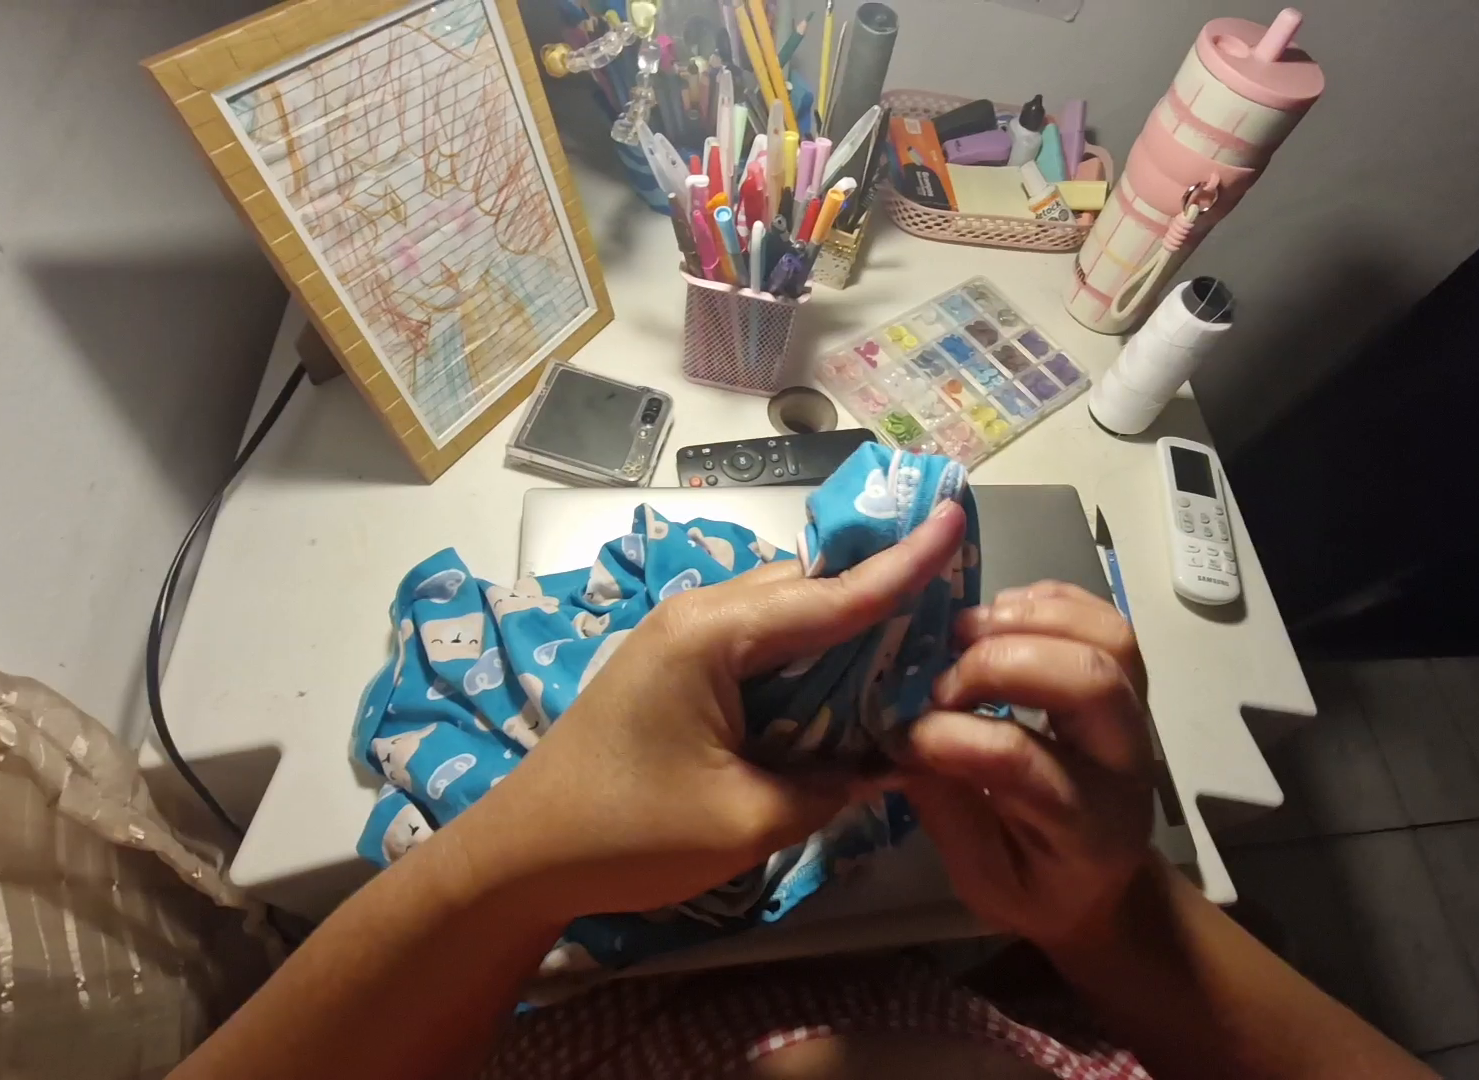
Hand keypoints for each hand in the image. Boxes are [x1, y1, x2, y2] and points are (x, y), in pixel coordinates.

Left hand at [440, 501, 968, 923]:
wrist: (522, 856)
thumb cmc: (627, 836)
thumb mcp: (747, 821)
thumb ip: (832, 785)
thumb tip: (891, 761)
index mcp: (714, 635)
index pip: (831, 596)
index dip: (903, 564)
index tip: (956, 520)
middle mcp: (702, 613)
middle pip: (810, 589)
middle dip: (880, 592)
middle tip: (949, 606)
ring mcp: (688, 633)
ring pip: (789, 612)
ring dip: (845, 627)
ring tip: (910, 643)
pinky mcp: (684, 661)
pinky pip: (764, 641)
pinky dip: (810, 656)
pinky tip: (842, 681)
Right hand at [900, 582, 1155, 951]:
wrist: (1100, 876)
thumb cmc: (1034, 882)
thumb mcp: (979, 875)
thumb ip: (942, 803)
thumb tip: (894, 735)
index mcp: (1088, 827)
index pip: (1022, 760)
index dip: (949, 736)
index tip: (901, 737)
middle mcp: (1126, 760)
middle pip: (1087, 681)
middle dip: (998, 664)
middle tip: (943, 681)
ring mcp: (1136, 711)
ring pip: (1107, 638)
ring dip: (1027, 619)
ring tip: (966, 631)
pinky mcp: (1127, 678)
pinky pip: (1104, 617)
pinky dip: (1048, 600)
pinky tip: (999, 614)